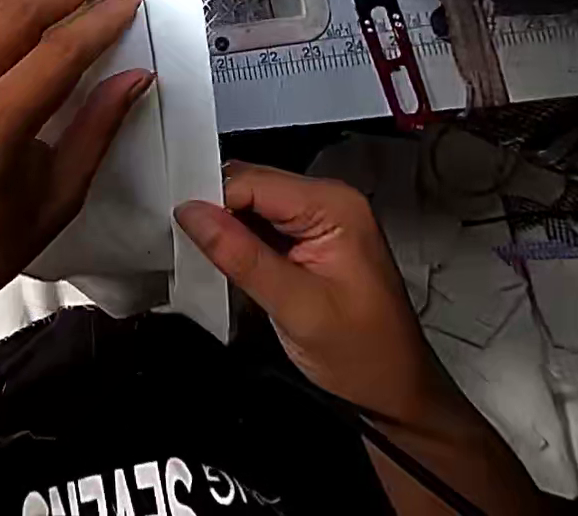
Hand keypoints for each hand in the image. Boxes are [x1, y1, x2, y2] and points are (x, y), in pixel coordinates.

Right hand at [175, 163, 454, 421]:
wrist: (398, 396)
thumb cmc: (362, 355)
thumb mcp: (297, 308)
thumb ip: (240, 255)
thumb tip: (189, 211)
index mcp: (332, 204)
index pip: (252, 181)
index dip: (212, 200)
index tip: (179, 227)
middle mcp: (324, 197)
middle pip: (249, 184)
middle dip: (215, 210)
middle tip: (187, 244)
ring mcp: (316, 214)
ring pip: (248, 201)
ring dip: (224, 225)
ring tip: (203, 254)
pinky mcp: (306, 233)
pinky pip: (258, 220)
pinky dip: (237, 238)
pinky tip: (225, 260)